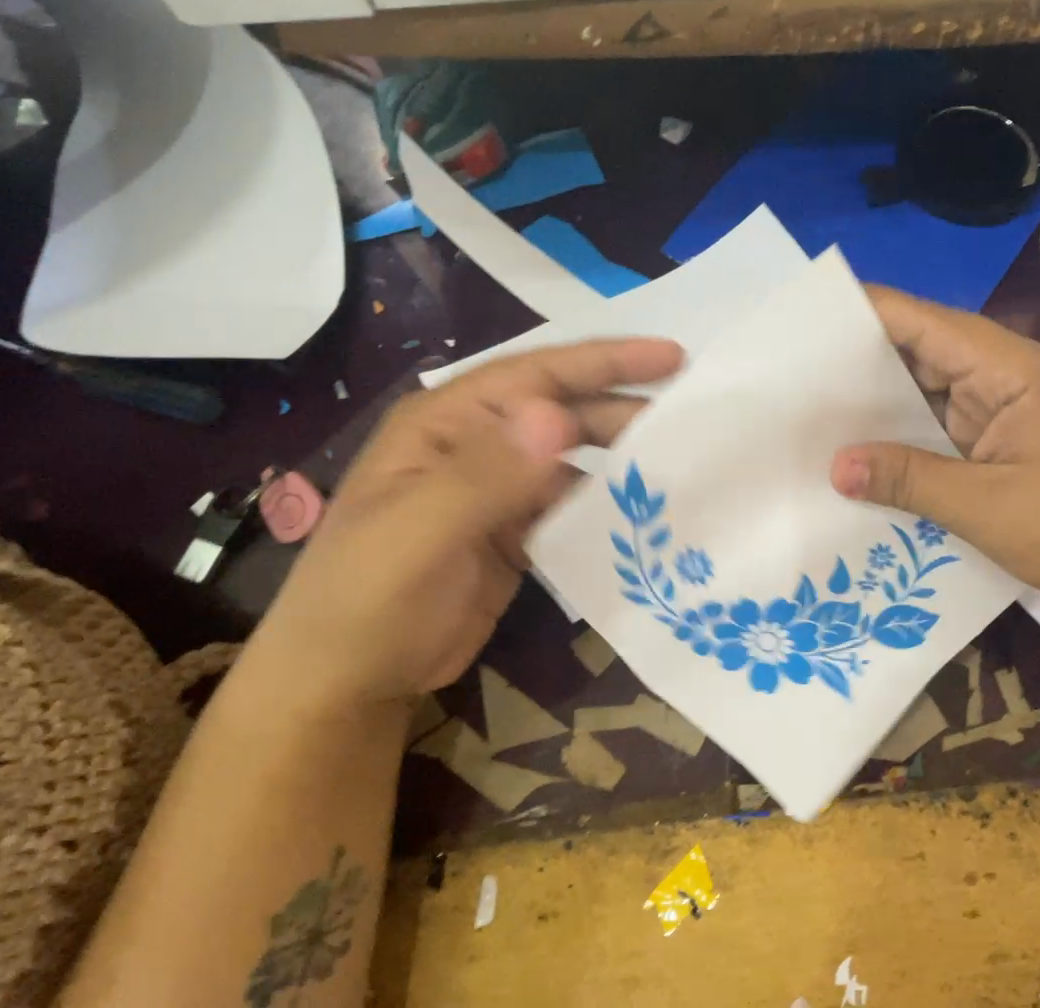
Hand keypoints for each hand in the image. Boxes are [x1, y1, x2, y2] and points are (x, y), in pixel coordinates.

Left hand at [245, 339, 683, 710]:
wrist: (347, 682)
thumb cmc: (368, 600)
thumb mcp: (420, 533)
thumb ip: (486, 475)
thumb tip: (557, 415)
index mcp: (446, 424)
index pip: (536, 375)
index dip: (605, 362)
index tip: (673, 357)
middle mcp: (475, 446)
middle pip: (562, 411)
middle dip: (624, 406)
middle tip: (693, 413)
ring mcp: (495, 492)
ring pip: (572, 458)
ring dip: (622, 455)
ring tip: (681, 458)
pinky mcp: (513, 534)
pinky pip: (570, 505)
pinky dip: (607, 502)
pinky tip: (645, 510)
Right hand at [830, 286, 1039, 603]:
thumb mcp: (986, 507)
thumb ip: (909, 480)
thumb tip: (835, 468)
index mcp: (1009, 369)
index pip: (924, 323)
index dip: (864, 314)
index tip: (803, 323)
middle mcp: (1007, 376)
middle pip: (923, 350)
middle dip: (861, 362)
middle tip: (792, 377)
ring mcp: (1008, 409)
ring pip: (932, 390)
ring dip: (882, 403)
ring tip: (814, 413)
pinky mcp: (1007, 440)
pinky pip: (946, 424)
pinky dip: (909, 435)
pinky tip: (866, 452)